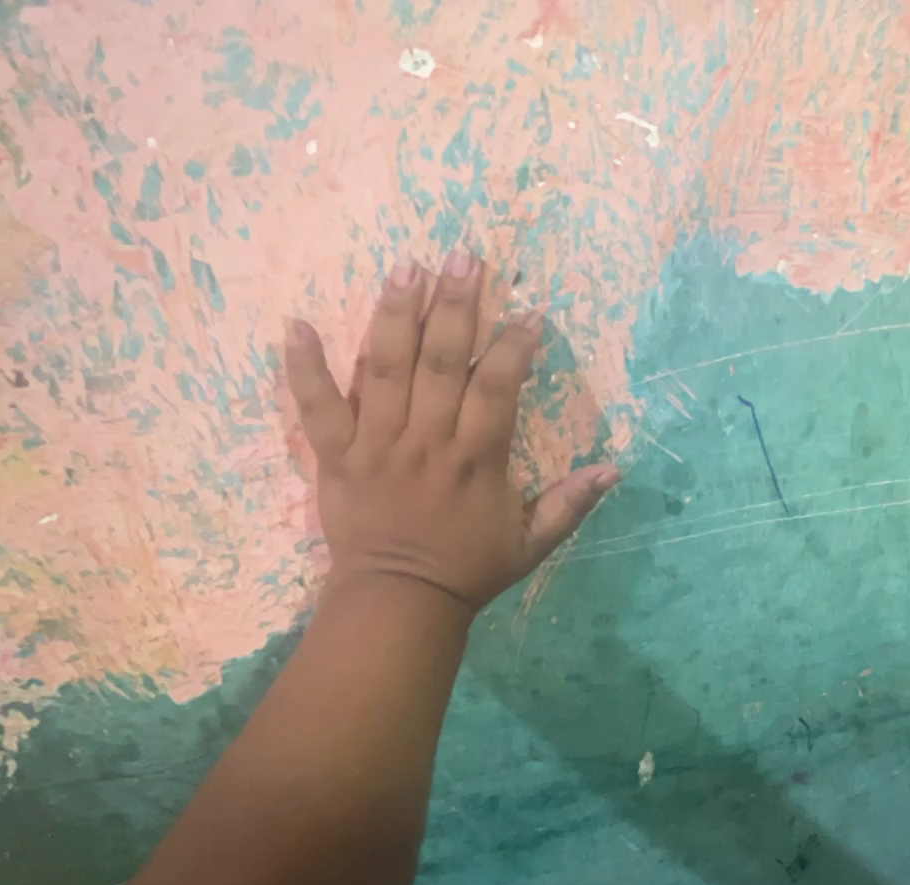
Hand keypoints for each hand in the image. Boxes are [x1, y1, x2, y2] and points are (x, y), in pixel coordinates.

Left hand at [285, 249, 620, 620]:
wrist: (400, 601)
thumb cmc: (471, 569)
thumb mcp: (533, 543)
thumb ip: (570, 504)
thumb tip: (613, 469)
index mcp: (476, 460)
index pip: (497, 388)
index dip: (514, 347)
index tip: (529, 313)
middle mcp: (427, 442)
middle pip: (442, 362)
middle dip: (455, 306)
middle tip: (464, 256)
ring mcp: (377, 445)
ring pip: (383, 370)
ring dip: (394, 316)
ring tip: (407, 268)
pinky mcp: (336, 457)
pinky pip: (316, 409)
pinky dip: (303, 368)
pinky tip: (296, 324)